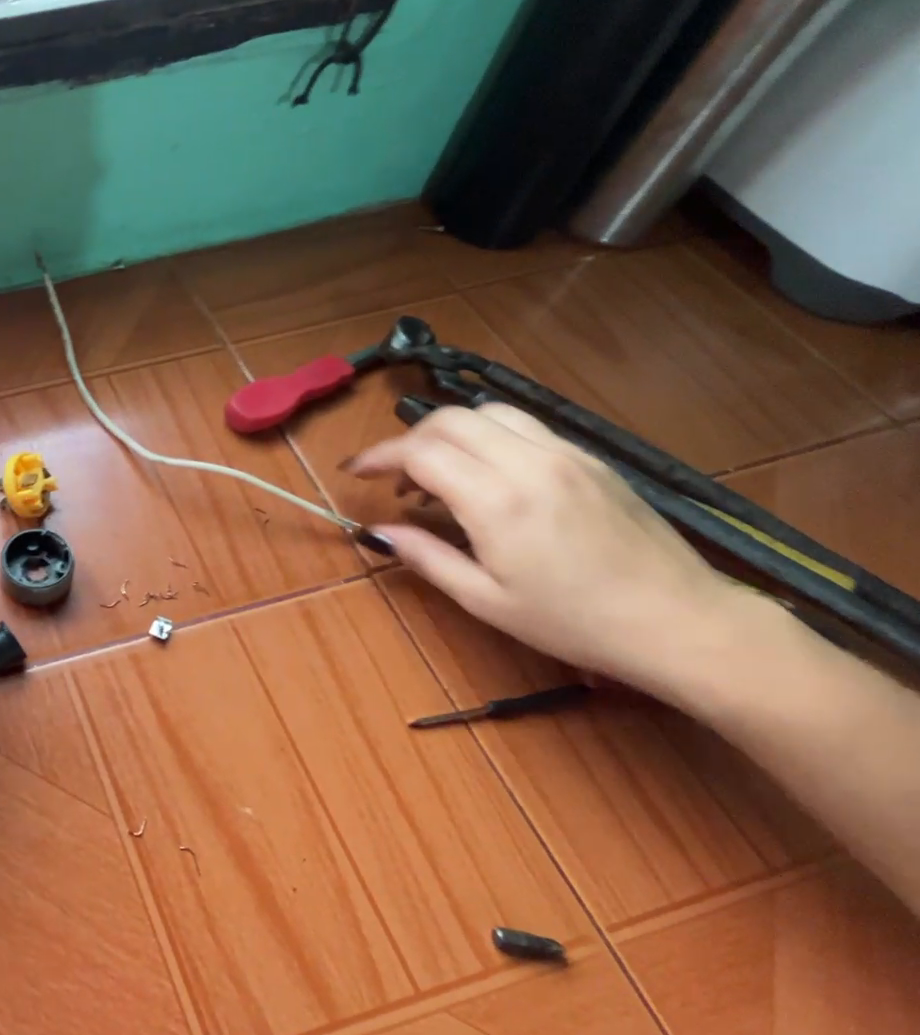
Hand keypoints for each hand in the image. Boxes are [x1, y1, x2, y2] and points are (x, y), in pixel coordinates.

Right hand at [344, 403, 748, 697]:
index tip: (355, 472)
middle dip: (410, 439)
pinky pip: (526, 428)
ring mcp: (567, 455)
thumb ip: (425, 557)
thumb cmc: (572, 622)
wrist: (679, 622)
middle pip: (451, 419)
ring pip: (490, 413)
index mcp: (498, 501)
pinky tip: (488, 478)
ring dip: (451, 433)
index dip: (379, 456)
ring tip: (440, 474)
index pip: (421, 452)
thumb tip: (375, 532)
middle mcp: (530, 463)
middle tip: (394, 477)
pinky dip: (489, 438)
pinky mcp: (591, 459)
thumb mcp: (484, 600)